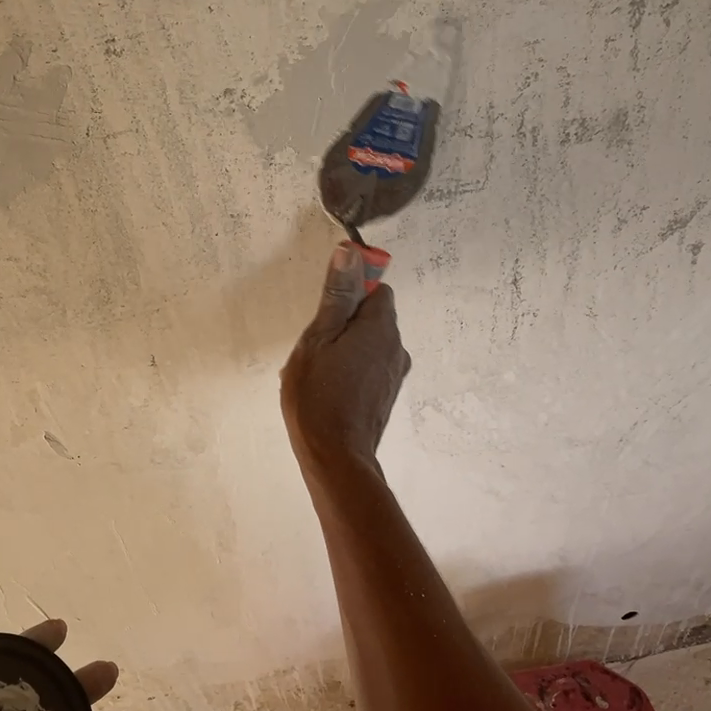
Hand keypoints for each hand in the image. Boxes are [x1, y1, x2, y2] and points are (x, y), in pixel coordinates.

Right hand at [279, 241, 411, 468]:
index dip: (352, 292)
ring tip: (318, 369)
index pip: (377, 290)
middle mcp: (396, 347)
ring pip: (370, 344)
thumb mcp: (317, 339)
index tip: (326, 310)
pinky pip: (369, 366)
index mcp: (381, 328)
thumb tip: (350, 253)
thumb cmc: (318, 394)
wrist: (335, 457)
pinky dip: (352, 368)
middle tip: (314, 344)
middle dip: (345, 322)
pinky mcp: (386, 396)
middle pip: (374, 317)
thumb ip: (336, 296)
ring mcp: (394, 374)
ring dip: (347, 347)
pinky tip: (329, 388)